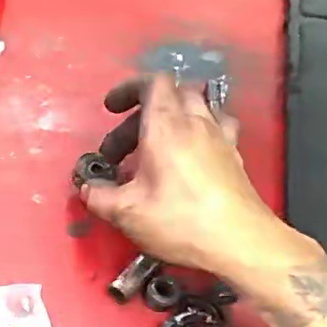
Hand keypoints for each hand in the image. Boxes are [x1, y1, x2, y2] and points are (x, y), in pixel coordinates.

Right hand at [79, 74, 315, 281]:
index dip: (128, 90)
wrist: (239, 242)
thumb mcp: (127, 213)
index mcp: (166, 126)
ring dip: (172, 120)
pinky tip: (189, 157)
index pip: (152, 84)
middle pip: (170, 96)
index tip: (111, 108)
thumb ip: (100, 197)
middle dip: (140, 116)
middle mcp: (196, 122)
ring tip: (156, 147)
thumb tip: (87, 190)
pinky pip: (215, 128)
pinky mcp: (235, 156)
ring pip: (196, 108)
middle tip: (121, 151)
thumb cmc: (180, 221)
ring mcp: (220, 137)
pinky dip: (196, 133)